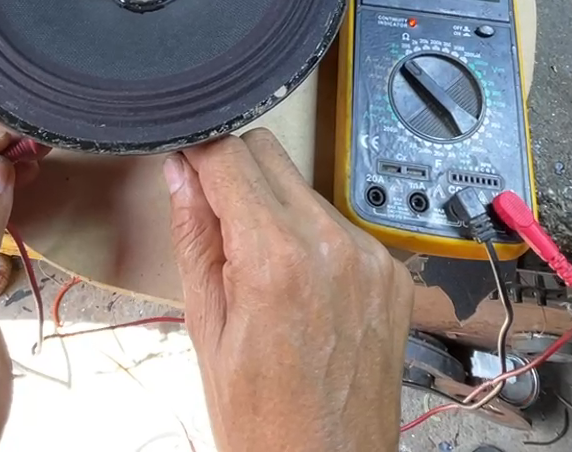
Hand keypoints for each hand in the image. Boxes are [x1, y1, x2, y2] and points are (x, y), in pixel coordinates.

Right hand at [166, 129, 412, 451]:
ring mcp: (368, 256)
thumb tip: (181, 171)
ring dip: (276, 206)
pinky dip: (314, 237)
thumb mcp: (205, 326)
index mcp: (275, 258)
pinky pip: (339, 221)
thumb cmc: (260, 417)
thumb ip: (193, 233)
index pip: (229, 155)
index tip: (190, 162)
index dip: (201, 154)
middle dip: (236, 172)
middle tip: (222, 222)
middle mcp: (330, 244)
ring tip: (265, 266)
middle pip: (268, 153)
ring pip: (303, 184)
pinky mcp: (390, 271)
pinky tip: (304, 283)